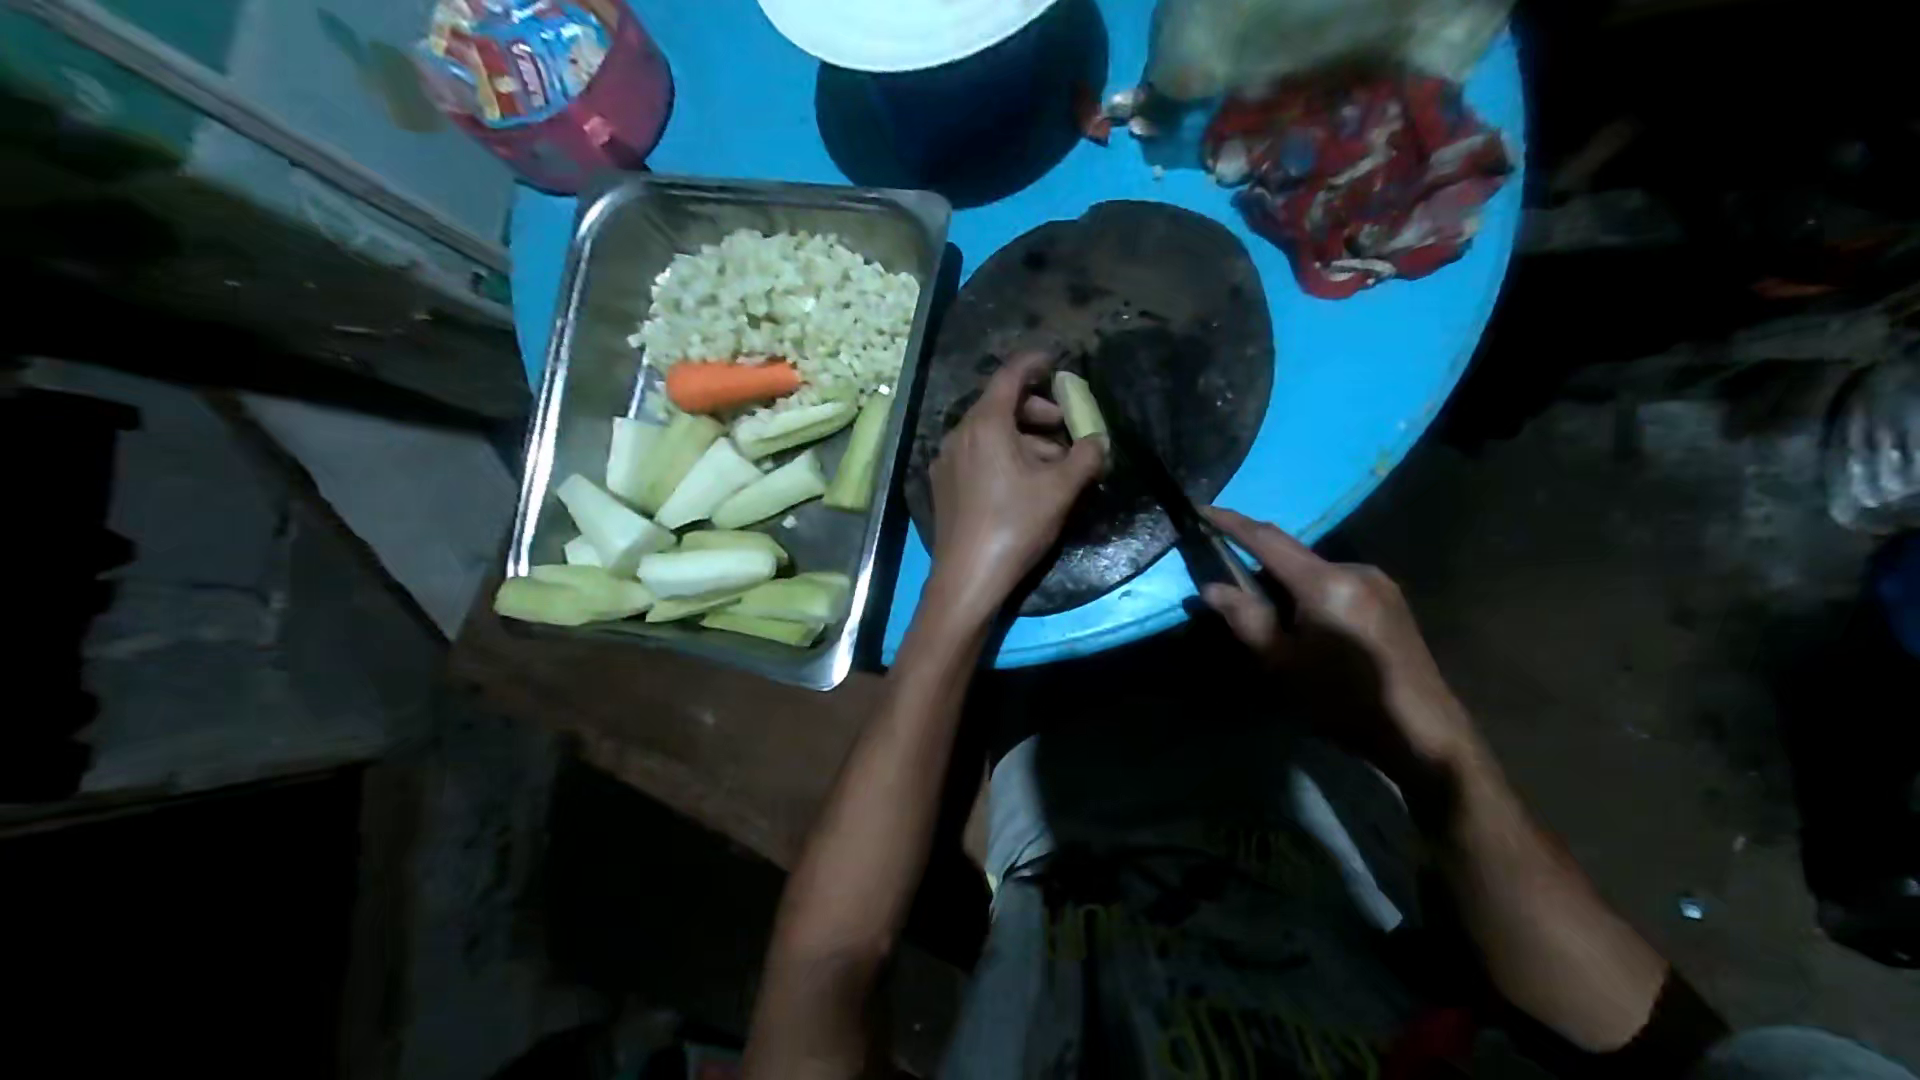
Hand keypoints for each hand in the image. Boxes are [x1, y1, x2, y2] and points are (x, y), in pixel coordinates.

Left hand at [928, 351, 1105, 611]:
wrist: (967, 576)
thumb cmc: (1015, 525)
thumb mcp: (1060, 489)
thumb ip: (1086, 456)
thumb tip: (1098, 442)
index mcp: (985, 424)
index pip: (1010, 375)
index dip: (1035, 364)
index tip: (1055, 363)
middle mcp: (959, 434)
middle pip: (1000, 405)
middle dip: (1036, 411)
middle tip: (1064, 427)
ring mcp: (946, 460)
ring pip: (989, 434)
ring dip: (1023, 439)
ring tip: (1052, 464)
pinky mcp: (944, 485)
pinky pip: (977, 456)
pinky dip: (1002, 456)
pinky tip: (1022, 483)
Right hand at [1200, 506, 1482, 779]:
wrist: (1422, 733)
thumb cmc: (1342, 700)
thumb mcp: (1282, 663)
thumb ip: (1245, 617)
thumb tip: (1212, 587)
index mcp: (1326, 583)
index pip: (1267, 539)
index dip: (1230, 522)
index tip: (1201, 510)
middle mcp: (1356, 569)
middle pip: (1291, 557)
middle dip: (1259, 570)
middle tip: (1236, 602)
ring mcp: (1379, 583)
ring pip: (1314, 572)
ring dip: (1287, 587)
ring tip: (1276, 627)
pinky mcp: (1391, 599)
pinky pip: (1336, 584)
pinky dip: (1311, 595)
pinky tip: (1310, 629)